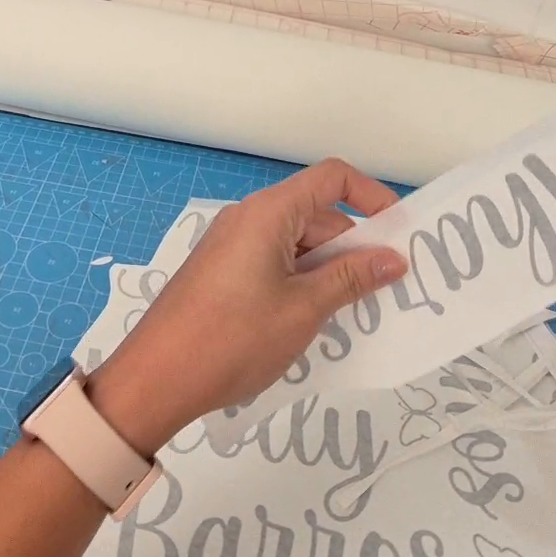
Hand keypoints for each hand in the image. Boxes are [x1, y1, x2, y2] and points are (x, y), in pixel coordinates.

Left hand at [85, 158, 407, 453]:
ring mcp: (232, 245)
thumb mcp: (303, 309)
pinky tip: (315, 319)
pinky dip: (301, 282)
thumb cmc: (233, 338)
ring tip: (355, 313)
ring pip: (297, 243)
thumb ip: (351, 278)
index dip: (372, 196)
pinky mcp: (222, 271)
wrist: (156, 378)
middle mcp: (249, 218)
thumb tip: (393, 258)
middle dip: (354, 246)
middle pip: (316, 214)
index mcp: (268, 213)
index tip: (399, 233)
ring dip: (328, 270)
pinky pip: (274, 263)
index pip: (331, 178)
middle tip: (386, 290)